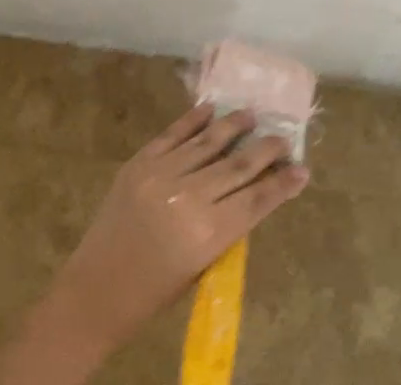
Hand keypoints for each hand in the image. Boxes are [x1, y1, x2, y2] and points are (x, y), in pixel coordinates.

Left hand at [0, 105, 307, 384]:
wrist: (97, 288)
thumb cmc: (156, 290)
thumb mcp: (202, 265)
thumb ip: (226, 227)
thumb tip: (253, 193)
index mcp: (208, 234)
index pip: (257, 200)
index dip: (282, 183)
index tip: (302, 169)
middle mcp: (188, 198)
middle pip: (238, 165)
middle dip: (265, 149)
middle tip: (283, 137)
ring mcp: (161, 175)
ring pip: (208, 142)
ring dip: (233, 126)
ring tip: (251, 114)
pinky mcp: (139, 163)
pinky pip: (172, 135)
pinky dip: (193, 121)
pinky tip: (209, 110)